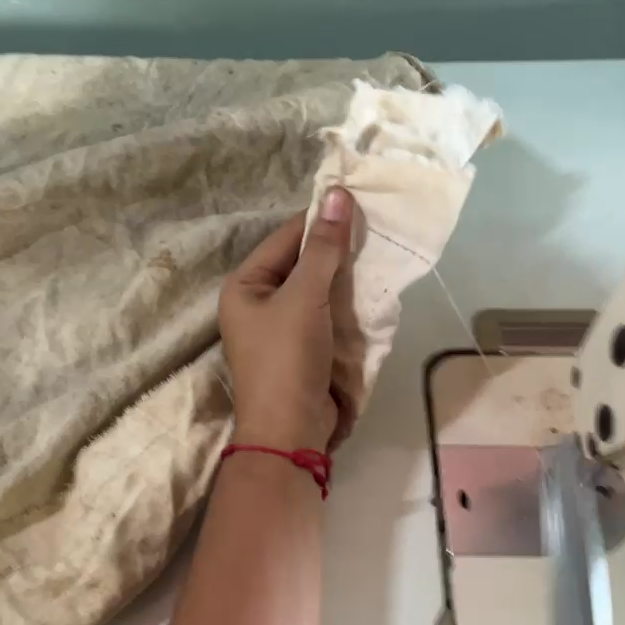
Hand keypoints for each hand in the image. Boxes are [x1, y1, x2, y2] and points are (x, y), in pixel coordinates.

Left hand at [218, 188, 359, 453]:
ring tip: (380, 256)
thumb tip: (339, 193)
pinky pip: (326, 316)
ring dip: (345, 279)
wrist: (290, 431)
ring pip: (317, 290)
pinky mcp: (303, 350)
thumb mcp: (304, 297)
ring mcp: (280, 329)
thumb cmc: (286, 359)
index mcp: (244, 286)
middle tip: (377, 231)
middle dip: (336, 251)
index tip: (361, 204)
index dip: (320, 221)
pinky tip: (372, 292)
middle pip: (301, 263)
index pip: (285, 239)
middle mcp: (257, 304)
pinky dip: (347, 306)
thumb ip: (324, 248)